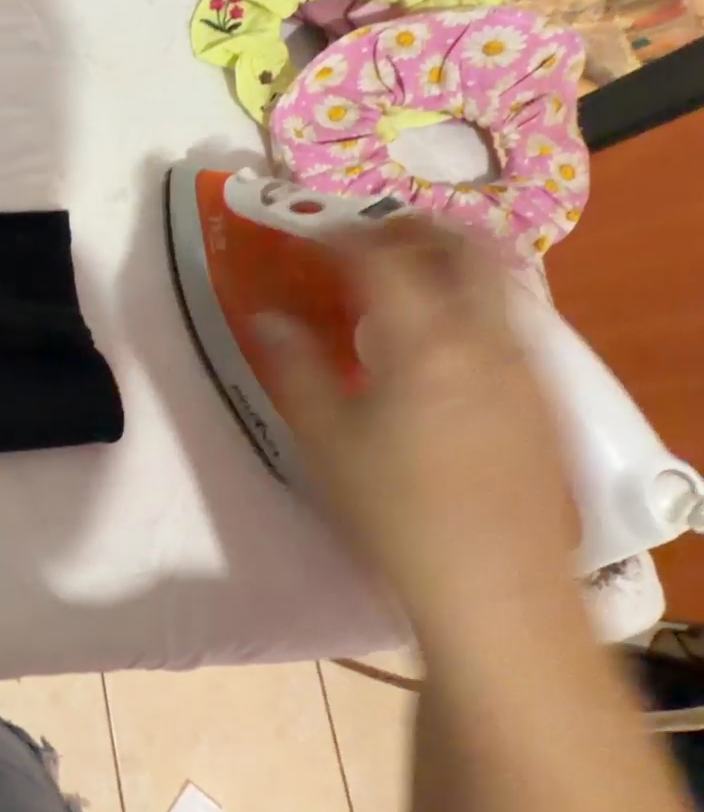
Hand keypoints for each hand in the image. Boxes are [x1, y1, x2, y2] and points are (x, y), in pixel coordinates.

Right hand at [256, 221, 580, 622]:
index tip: (310, 230)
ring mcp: (526, 365)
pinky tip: (434, 332)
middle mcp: (487, 340)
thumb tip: (267, 316)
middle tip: (365, 234)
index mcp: (424, 344)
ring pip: (498, 279)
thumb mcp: (322, 436)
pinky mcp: (543, 394)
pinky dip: (469, 298)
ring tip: (396, 274)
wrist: (493, 583)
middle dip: (414, 228)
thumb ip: (293, 364)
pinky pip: (508, 317)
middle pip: (466, 248)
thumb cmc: (390, 507)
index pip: (384, 258)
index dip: (344, 234)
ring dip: (447, 259)